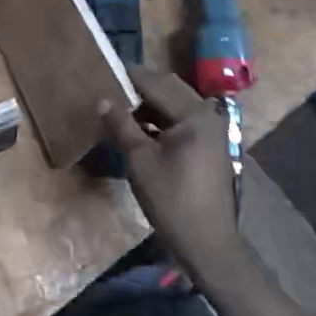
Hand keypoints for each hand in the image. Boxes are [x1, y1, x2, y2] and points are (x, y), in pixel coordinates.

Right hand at [101, 81, 241, 273]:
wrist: (207, 244)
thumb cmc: (172, 201)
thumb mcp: (140, 161)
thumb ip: (122, 126)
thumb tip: (103, 100)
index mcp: (195, 114)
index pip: (157, 83)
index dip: (129, 77)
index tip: (104, 71)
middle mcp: (208, 114)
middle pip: (169, 88)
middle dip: (140, 88)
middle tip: (110, 89)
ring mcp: (212, 129)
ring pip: (176, 103)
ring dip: (150, 103)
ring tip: (120, 108)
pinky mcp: (210, 143)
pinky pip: (182, 119)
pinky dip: (161, 118)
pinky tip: (139, 127)